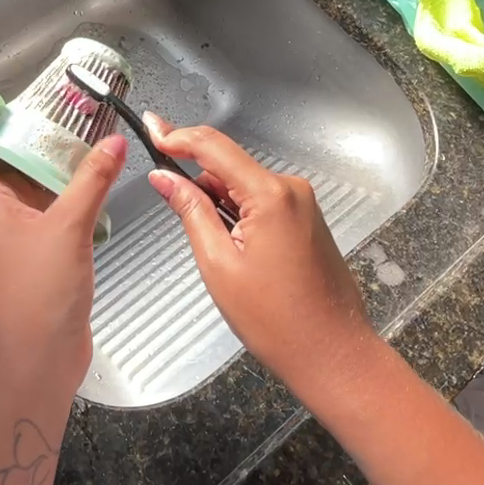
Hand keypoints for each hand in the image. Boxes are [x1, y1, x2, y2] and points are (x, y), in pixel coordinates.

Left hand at [0, 137, 125, 394]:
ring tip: (106, 144)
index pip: (6, 149)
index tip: (64, 104)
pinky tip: (105, 186)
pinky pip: (63, 217)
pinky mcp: (48, 256)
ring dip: (74, 175)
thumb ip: (93, 179)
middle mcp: (5, 215)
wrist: (40, 361)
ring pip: (50, 193)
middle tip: (95, 119)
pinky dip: (82, 202)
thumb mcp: (68, 226)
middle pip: (32, 168)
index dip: (32, 126)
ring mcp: (26, 237)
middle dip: (60, 148)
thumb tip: (114, 140)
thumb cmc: (39, 291)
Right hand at [144, 115, 380, 398]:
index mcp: (269, 195)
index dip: (176, 135)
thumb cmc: (277, 321)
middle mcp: (290, 189)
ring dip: (215, 198)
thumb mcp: (218, 263)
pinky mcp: (305, 218)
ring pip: (242, 183)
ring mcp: (302, 203)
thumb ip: (190, 210)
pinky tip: (229, 244)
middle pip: (227, 163)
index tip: (150, 128)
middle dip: (193, 173)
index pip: (213, 146)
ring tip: (208, 243)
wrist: (334, 356)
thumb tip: (165, 178)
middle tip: (163, 187)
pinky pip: (260, 199)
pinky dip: (236, 210)